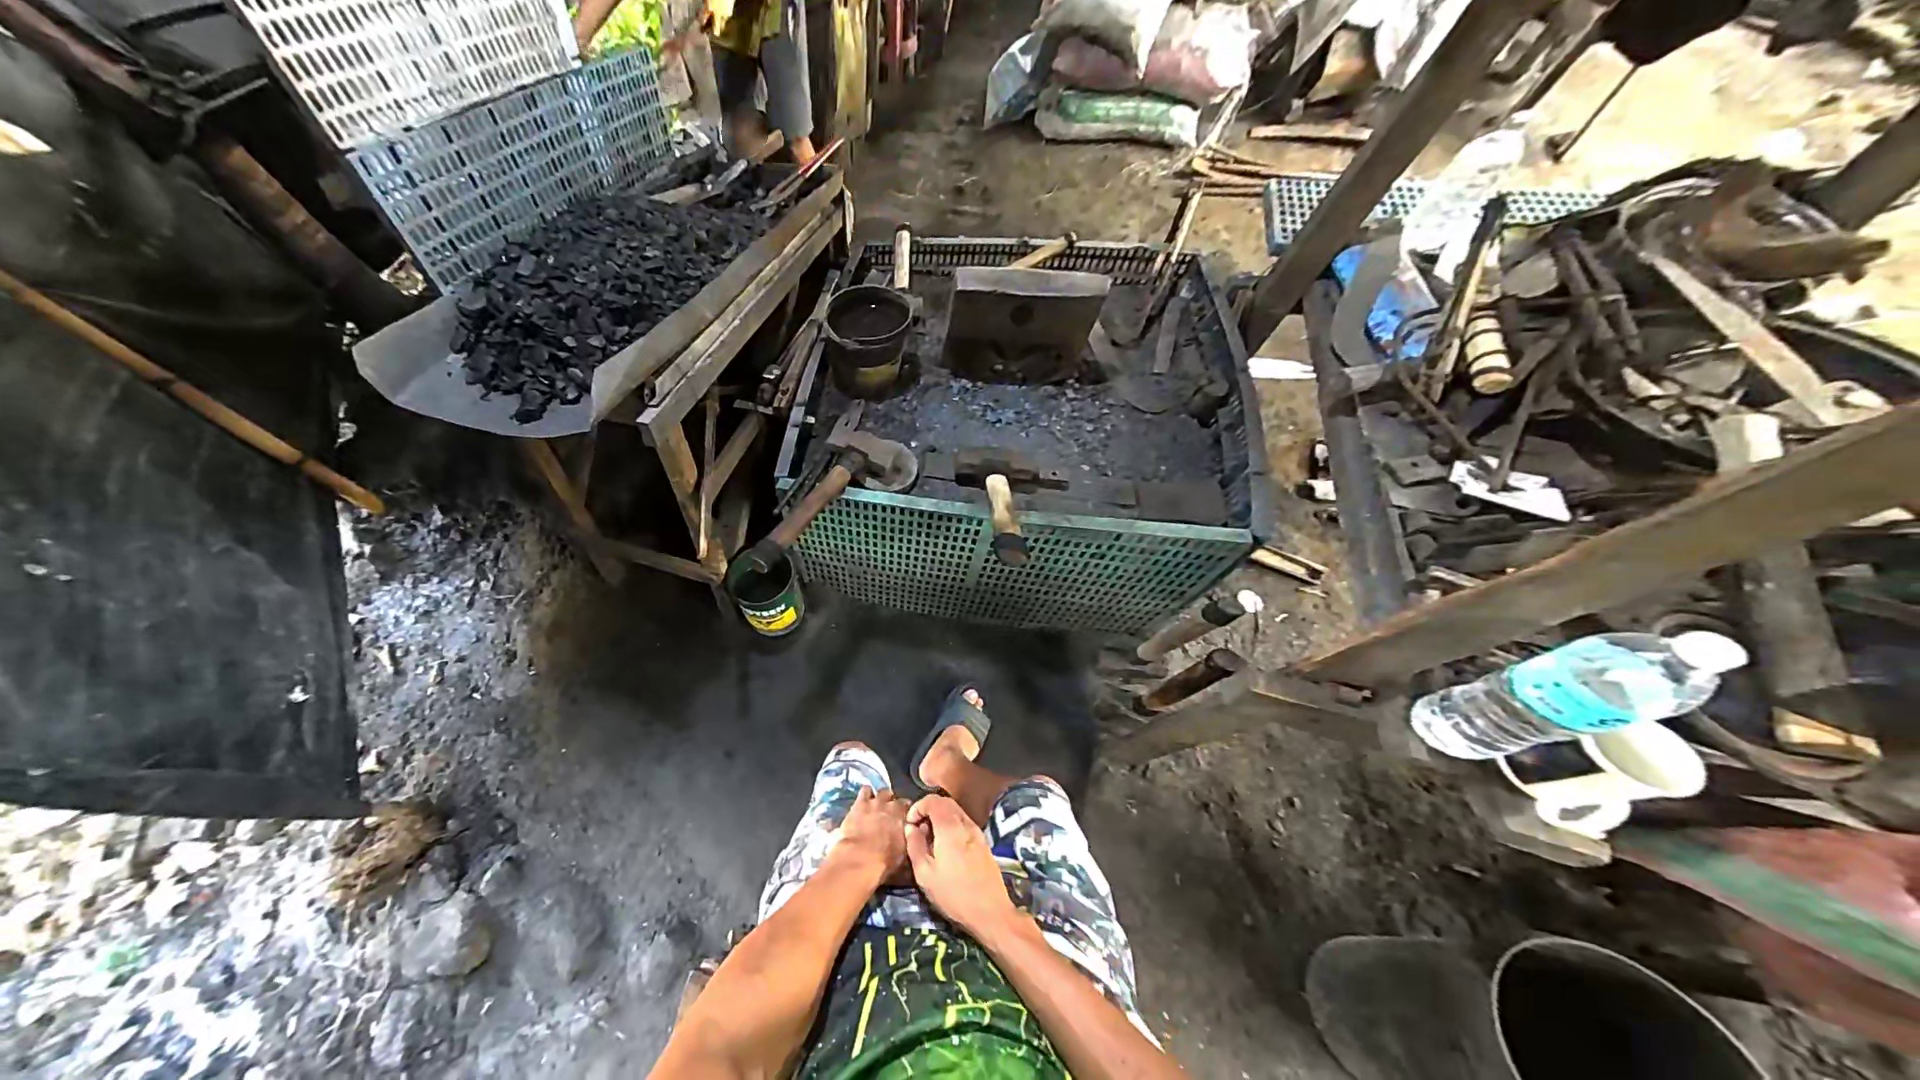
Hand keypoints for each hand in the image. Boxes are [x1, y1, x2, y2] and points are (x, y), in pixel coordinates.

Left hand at [833, 787, 910, 884]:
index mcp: (904, 817)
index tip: (904, 817)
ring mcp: (875, 802)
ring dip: (878, 797)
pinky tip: (863, 802)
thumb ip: (908, 839)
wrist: (860, 859)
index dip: (905, 811)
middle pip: (893, 797)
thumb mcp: (902, 853)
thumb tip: (912, 836)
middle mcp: (891, 805)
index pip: (909, 807)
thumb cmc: (884, 860)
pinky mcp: (858, 804)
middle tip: (888, 812)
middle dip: (891, 802)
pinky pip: (864, 791)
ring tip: (875, 805)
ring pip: (880, 791)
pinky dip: (865, 795)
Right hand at [906, 795, 1019, 938]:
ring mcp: (977, 832)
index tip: (910, 824)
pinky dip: (951, 826)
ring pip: (956, 812)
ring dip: (940, 818)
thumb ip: (915, 846)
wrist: (990, 911)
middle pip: (945, 802)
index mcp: (950, 827)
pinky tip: (946, 848)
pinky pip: (964, 823)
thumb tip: (911, 827)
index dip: (917, 807)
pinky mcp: (983, 842)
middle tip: (918, 830)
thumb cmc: (953, 894)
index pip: (933, 800)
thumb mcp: (925, 874)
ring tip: (930, 841)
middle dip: (928, 810)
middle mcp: (966, 823)